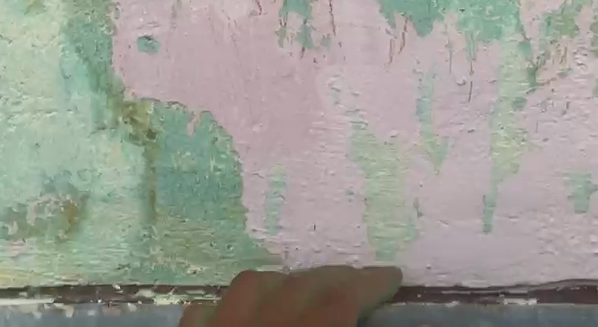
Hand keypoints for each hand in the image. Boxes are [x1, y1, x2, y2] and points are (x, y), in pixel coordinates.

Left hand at [180, 266, 403, 326]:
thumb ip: (336, 323)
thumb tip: (359, 308)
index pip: (338, 303)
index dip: (369, 285)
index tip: (394, 275)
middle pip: (299, 287)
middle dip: (334, 276)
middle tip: (361, 280)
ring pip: (250, 286)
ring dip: (284, 281)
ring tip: (305, 287)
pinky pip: (203, 314)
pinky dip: (225, 308)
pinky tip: (238, 313)